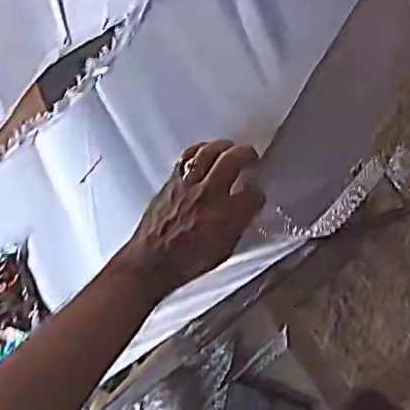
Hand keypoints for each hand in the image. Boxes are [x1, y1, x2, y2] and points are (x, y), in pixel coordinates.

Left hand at [113, 141, 264, 300]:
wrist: (151, 262)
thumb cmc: (186, 262)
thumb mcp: (224, 250)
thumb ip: (239, 225)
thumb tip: (247, 208)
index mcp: (226, 218)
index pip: (252, 193)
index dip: (258, 190)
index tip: (257, 189)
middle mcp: (208, 197)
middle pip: (233, 160)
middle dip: (247, 154)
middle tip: (251, 157)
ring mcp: (188, 186)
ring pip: (210, 152)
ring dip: (224, 147)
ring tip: (230, 149)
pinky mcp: (172, 181)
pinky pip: (188, 156)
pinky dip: (200, 150)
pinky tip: (206, 153)